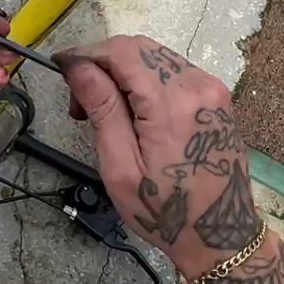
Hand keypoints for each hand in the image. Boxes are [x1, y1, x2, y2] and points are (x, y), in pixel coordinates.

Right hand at [56, 35, 261, 278]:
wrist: (222, 236)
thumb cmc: (164, 210)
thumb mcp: (121, 167)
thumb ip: (102, 109)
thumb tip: (77, 66)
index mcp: (172, 104)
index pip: (121, 52)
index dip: (86, 53)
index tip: (60, 67)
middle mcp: (196, 85)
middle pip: (137, 47)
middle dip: (101, 62)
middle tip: (81, 102)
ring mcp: (210, 87)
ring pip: (153, 54)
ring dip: (121, 69)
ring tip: (104, 106)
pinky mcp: (215, 95)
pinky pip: (170, 68)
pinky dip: (143, 76)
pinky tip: (132, 106)